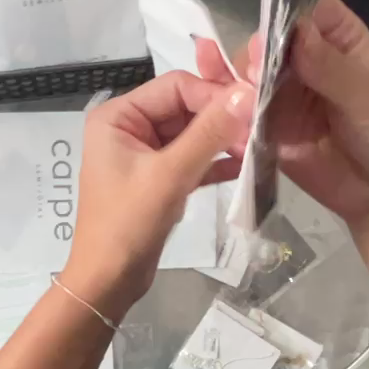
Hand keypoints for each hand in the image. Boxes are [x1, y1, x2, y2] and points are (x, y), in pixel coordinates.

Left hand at [61, 71, 252, 319]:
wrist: (108, 281)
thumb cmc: (128, 224)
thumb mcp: (169, 175)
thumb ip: (208, 133)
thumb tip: (246, 92)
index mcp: (118, 116)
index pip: (176, 87)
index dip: (215, 95)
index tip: (253, 109)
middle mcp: (128, 128)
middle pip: (185, 109)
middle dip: (221, 120)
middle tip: (260, 131)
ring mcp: (143, 155)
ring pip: (192, 136)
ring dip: (222, 143)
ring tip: (256, 151)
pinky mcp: (157, 180)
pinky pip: (191, 161)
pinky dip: (214, 164)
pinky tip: (244, 168)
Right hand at [196, 0, 368, 240]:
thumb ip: (331, 67)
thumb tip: (297, 32)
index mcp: (338, 39)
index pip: (308, 8)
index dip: (287, 6)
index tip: (271, 19)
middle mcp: (305, 62)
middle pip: (270, 42)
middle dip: (256, 51)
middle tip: (253, 69)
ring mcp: (283, 96)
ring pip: (249, 77)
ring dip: (234, 81)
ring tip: (227, 91)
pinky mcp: (267, 130)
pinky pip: (242, 116)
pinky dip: (228, 113)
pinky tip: (218, 112)